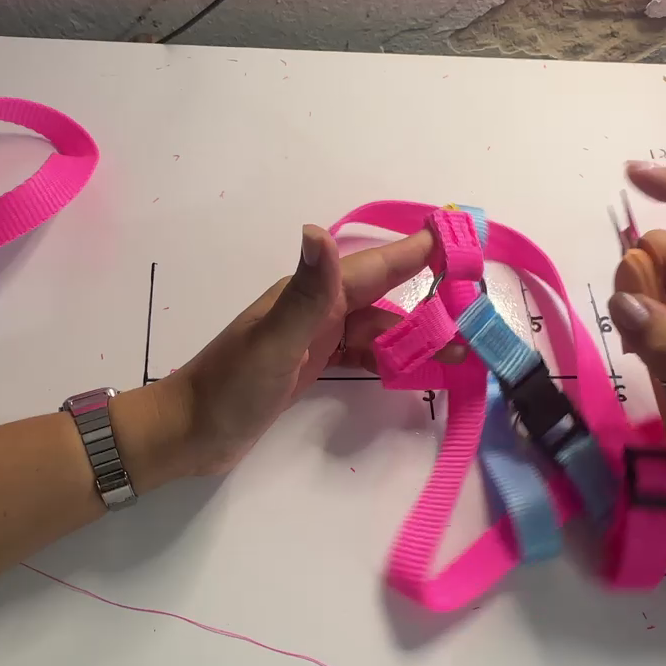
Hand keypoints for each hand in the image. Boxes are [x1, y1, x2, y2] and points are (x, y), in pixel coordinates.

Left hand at [160, 224, 442, 475]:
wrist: (189, 433)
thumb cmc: (230, 388)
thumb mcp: (273, 342)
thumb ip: (305, 294)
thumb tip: (319, 232)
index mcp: (311, 297)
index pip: (374, 267)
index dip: (414, 251)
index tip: (456, 236)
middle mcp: (317, 310)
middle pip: (384, 296)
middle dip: (428, 296)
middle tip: (476, 304)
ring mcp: (314, 339)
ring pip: (377, 329)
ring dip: (415, 336)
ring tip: (458, 350)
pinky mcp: (312, 366)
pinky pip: (363, 355)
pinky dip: (390, 359)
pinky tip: (415, 370)